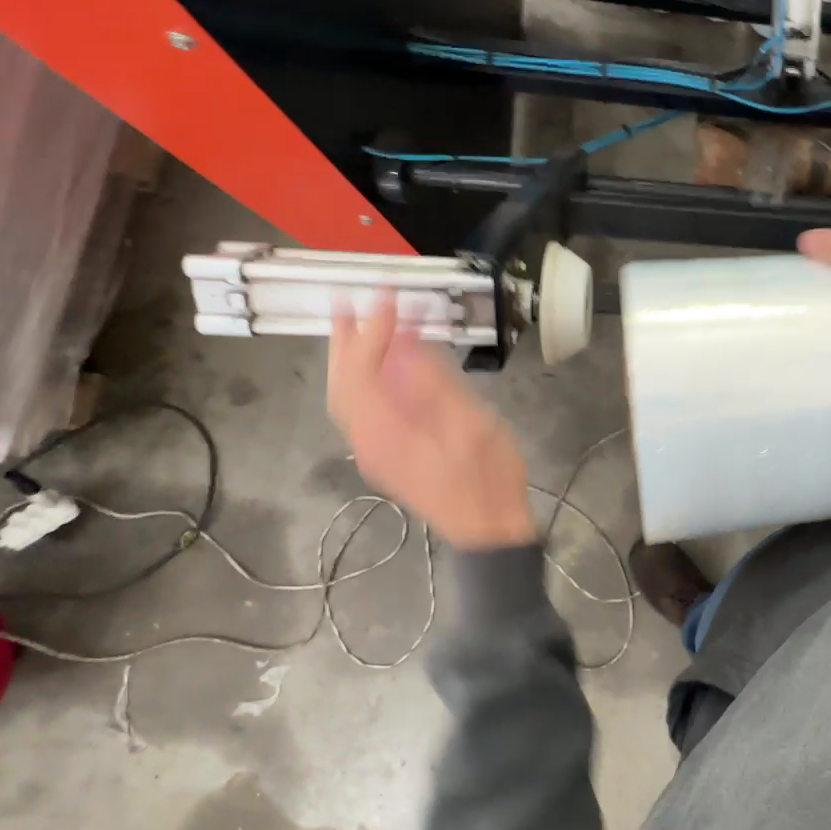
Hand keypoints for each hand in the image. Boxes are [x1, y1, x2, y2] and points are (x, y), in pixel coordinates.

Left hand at [327, 293, 535, 550]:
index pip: (364, 370)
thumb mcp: (470, 426)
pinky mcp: (387, 453)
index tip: (388, 297)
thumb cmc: (487, 479)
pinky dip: (362, 378)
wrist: (487, 531)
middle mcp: (368, 439)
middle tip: (353, 299)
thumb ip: (433, 385)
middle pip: (344, 383)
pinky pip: (362, 409)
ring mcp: (374, 449)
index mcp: (386, 431)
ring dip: (350, 357)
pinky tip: (379, 365)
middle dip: (347, 338)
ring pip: (347, 397)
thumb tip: (404, 344)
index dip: (372, 330)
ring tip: (358, 324)